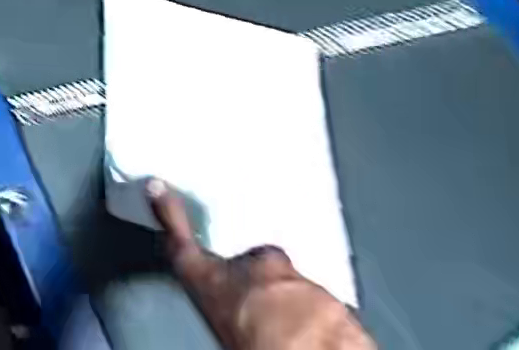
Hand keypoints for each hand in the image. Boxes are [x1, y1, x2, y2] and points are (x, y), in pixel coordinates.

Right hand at [149, 180, 374, 349]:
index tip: (253, 291)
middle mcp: (304, 281)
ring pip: (327, 316)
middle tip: (275, 322)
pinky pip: (354, 341)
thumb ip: (175, 228)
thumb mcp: (194, 272)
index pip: (267, 258)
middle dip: (289, 300)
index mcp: (266, 260)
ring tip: (297, 343)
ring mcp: (339, 315)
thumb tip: (156, 185)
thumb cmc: (238, 324)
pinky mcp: (363, 341)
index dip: (259, 274)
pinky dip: (342, 347)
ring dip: (315, 327)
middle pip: (298, 287)